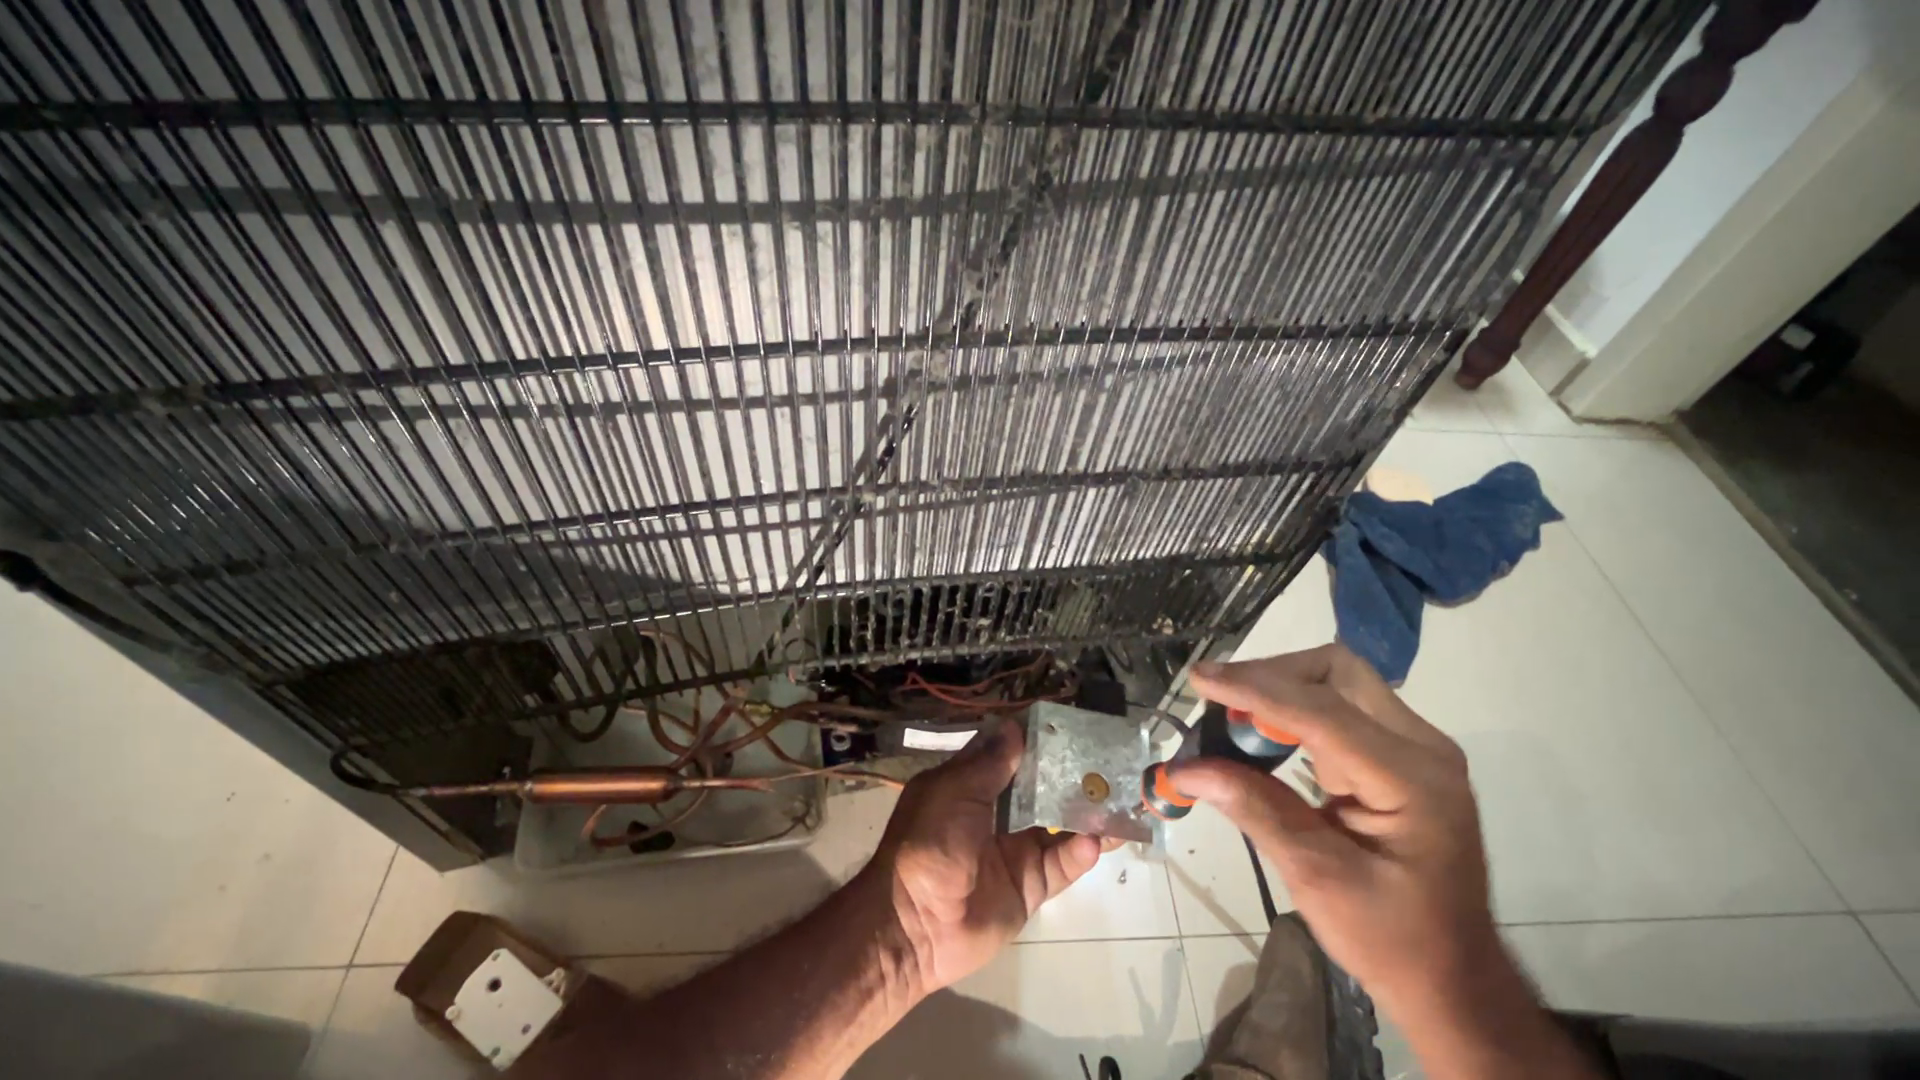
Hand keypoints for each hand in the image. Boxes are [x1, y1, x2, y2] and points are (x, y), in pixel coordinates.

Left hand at [865, 718, 1103, 993]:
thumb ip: (989, 764)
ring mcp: (1014, 852)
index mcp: (968, 788)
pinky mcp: (1030, 887)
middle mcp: (995, 816)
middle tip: (1110, 759)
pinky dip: (1080, 852)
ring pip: (1059, 827)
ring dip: (1087, 813)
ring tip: (1120, 797)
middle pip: (1040, 790)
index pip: (1009, 757)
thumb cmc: (927, 844)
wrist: (914, 925)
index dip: (1036, 742)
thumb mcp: (953, 792)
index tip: (1072, 725)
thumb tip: (1015, 726)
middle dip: (1071, 776)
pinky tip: (1097, 840)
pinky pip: (1061, 866)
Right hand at [1172, 644, 1501, 1017]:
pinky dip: (1294, 713)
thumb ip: (1257, 811)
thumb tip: (1187, 768)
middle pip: (1339, 673)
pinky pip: (1341, 711)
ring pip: (1339, 684)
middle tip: (1218, 701)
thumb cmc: (1391, 939)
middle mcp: (1422, 748)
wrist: (1453, 979)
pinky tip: (1260, 739)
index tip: (1199, 679)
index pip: (1322, 711)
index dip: (1254, 690)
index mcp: (1412, 779)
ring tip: (1229, 721)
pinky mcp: (1399, 759)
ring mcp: (1415, 750)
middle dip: (1272, 676)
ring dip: (1281, 691)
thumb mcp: (1318, 878)